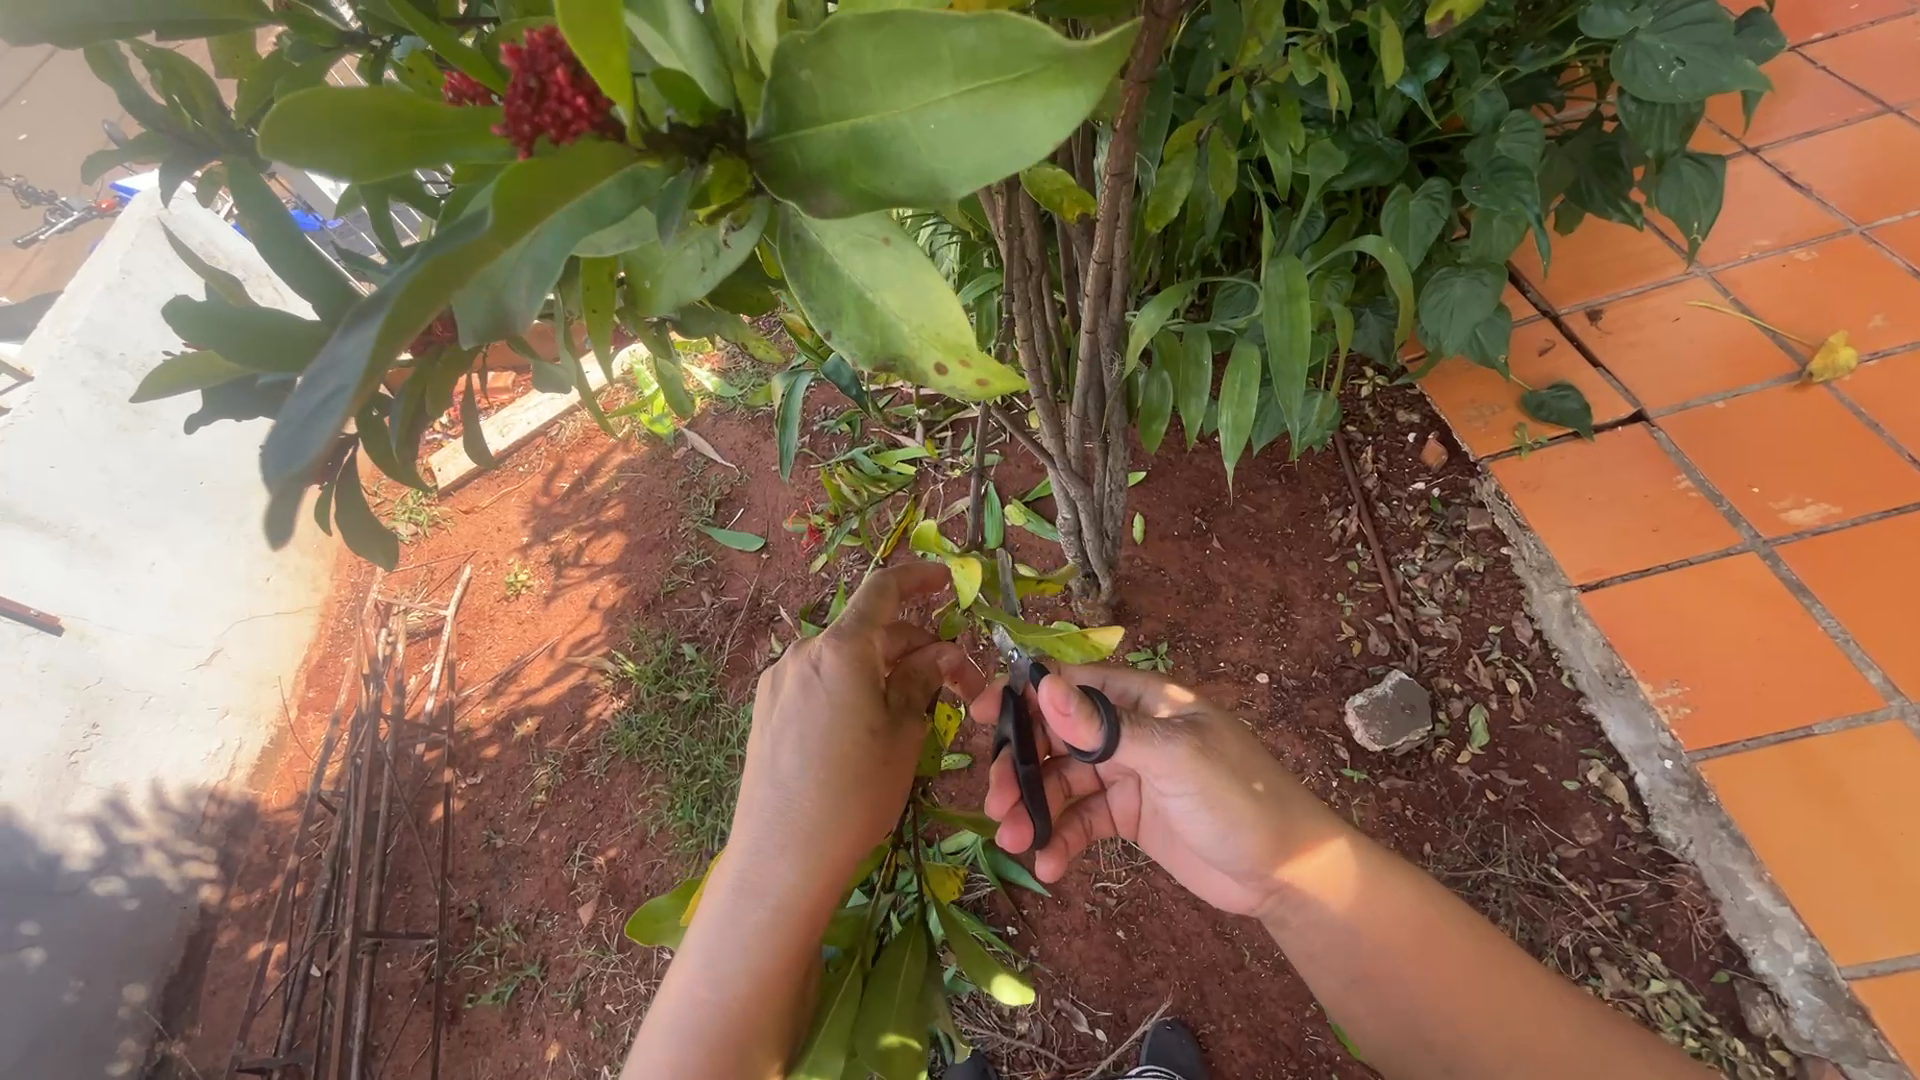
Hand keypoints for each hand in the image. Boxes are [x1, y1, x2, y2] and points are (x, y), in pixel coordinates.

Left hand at [728, 562, 983, 900]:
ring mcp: (780, 678)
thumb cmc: (856, 793)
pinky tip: (868, 725)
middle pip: (870, 631)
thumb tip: (941, 653)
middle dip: (915, 648)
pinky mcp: (767, 707)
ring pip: (845, 658)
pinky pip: (820, 680)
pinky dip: (852, 685)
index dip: (918, 578)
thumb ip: (922, 680)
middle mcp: (804, 651)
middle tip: (955, 684)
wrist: (782, 856)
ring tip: (914, 710)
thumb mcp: (904, 733)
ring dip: (884, 669)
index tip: (946, 581)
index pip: (883, 589)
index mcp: (841, 648)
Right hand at [971, 666, 1344, 917]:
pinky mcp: (1128, 817)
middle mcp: (1128, 732)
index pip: (1071, 687)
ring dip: (1035, 810)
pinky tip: (1049, 866)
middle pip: (1057, 740)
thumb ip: (1105, 727)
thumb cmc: (1238, 797)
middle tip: (995, 801)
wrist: (1288, 873)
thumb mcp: (1171, 757)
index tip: (981, 715)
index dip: (1024, 696)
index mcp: (1141, 700)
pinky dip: (1061, 841)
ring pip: (1063, 785)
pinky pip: (1082, 822)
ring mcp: (1127, 775)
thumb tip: (1043, 684)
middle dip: (1023, 768)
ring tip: (1013, 841)